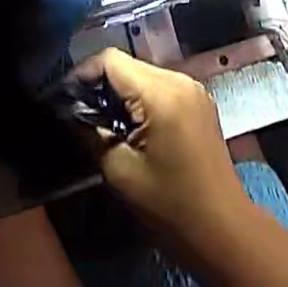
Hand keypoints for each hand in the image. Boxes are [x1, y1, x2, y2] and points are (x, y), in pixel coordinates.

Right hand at [73, 49, 248, 238]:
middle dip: (101, 83)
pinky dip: (142, 97)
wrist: (222, 227)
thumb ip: (92, 134)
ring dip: (122, 90)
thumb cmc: (170, 204)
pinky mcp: (199, 100)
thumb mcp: (121, 172)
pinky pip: (162, 85)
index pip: (112, 59)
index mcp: (161, 93)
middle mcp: (180, 80)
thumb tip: (70, 113)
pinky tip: (131, 123)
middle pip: (129, 64)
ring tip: (102, 119)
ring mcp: (193, 88)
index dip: (84, 72)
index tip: (65, 95)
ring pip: (145, 73)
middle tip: (80, 110)